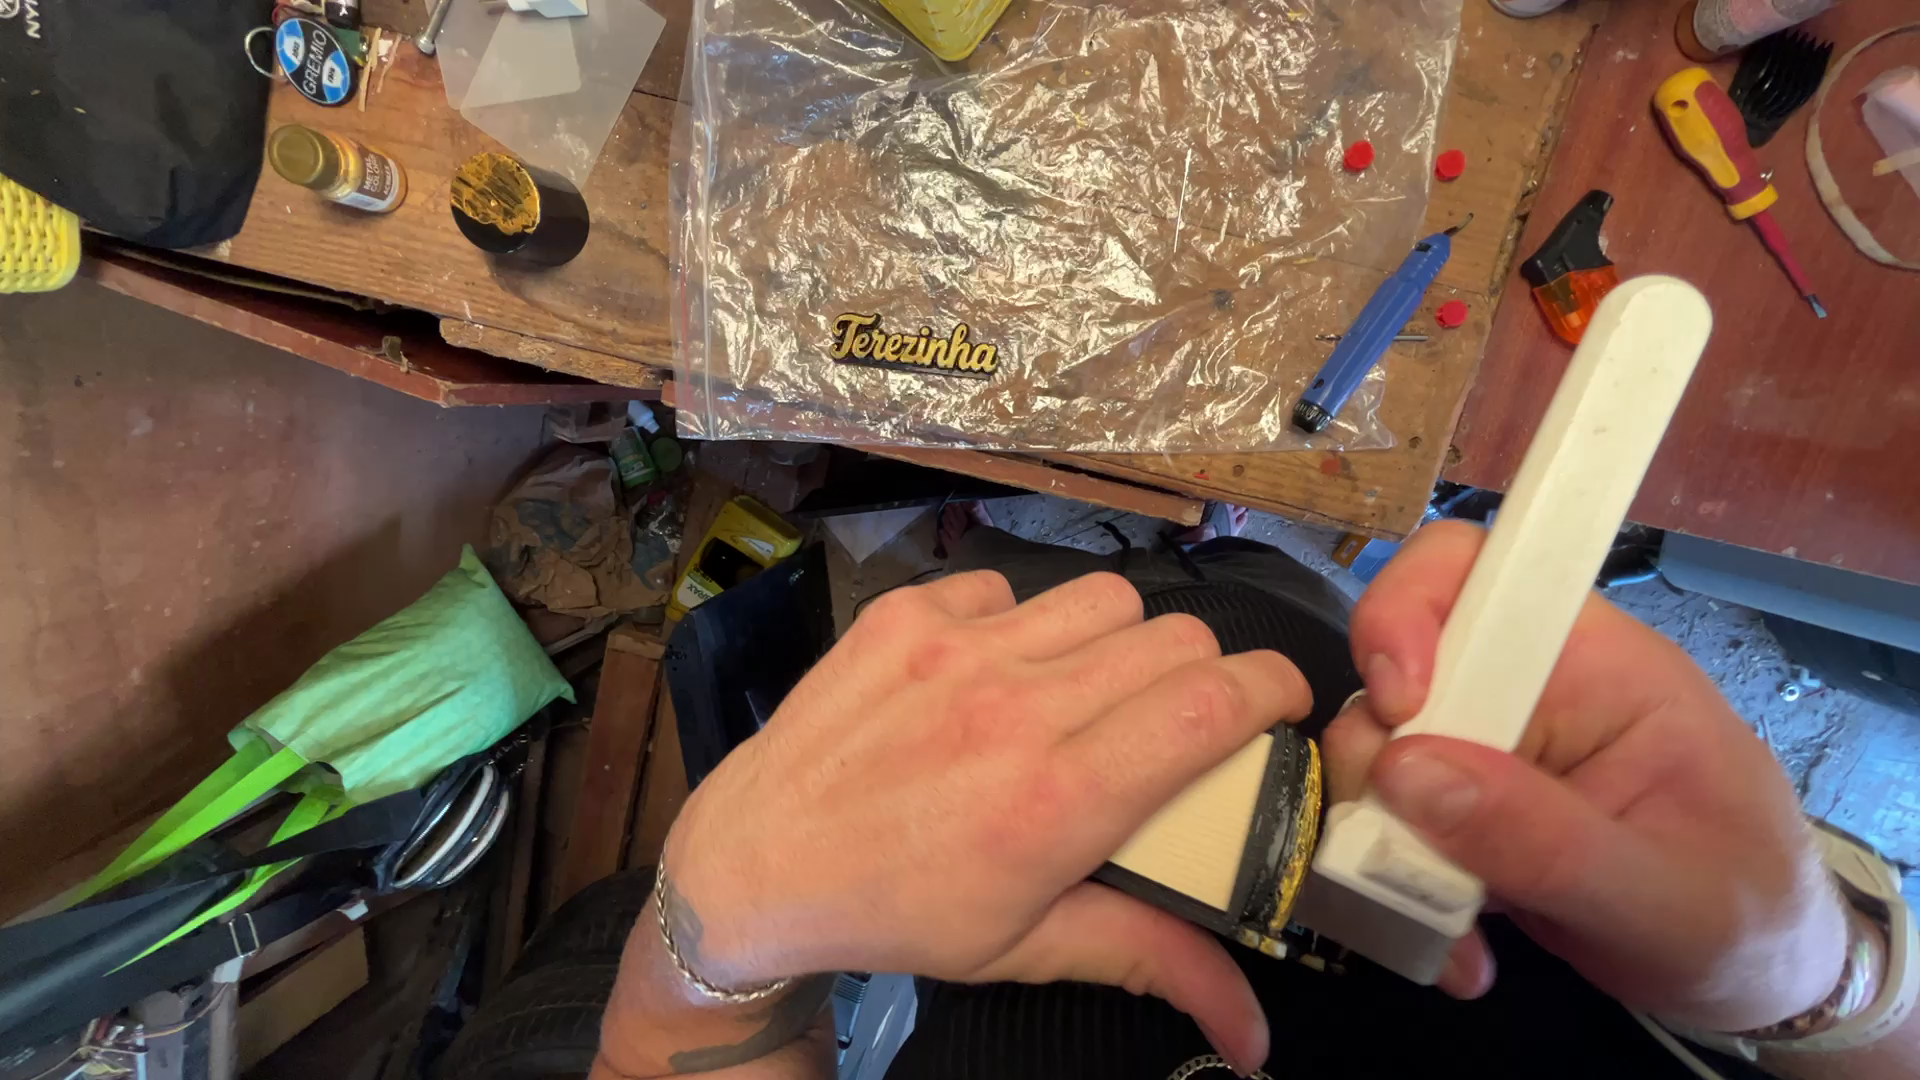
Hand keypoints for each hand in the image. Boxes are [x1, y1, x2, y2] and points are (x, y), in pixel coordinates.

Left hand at [661, 571, 1312, 1073]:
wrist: (760, 858)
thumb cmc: (899, 910)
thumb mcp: (1025, 945)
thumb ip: (1151, 958)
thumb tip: (1256, 1031)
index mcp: (1059, 797)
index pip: (1211, 704)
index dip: (1271, 686)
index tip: (1278, 699)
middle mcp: (1016, 703)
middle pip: (1170, 638)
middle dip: (1200, 668)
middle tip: (1176, 708)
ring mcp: (957, 643)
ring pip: (1100, 598)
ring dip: (1117, 637)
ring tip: (1087, 680)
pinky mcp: (908, 612)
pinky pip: (1005, 588)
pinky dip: (1018, 620)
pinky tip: (989, 664)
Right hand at [1323, 521, 1848, 1031]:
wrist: (1738, 973)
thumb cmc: (1738, 913)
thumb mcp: (1666, 894)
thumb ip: (1546, 838)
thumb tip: (1404, 771)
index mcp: (1585, 658)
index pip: (1468, 566)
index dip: (1407, 608)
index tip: (1399, 701)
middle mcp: (1506, 679)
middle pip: (1387, 662)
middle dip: (1377, 751)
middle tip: (1402, 838)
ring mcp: (1461, 734)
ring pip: (1364, 739)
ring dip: (1376, 829)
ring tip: (1439, 915)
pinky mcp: (1432, 786)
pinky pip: (1370, 802)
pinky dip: (1381, 867)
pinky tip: (1441, 929)